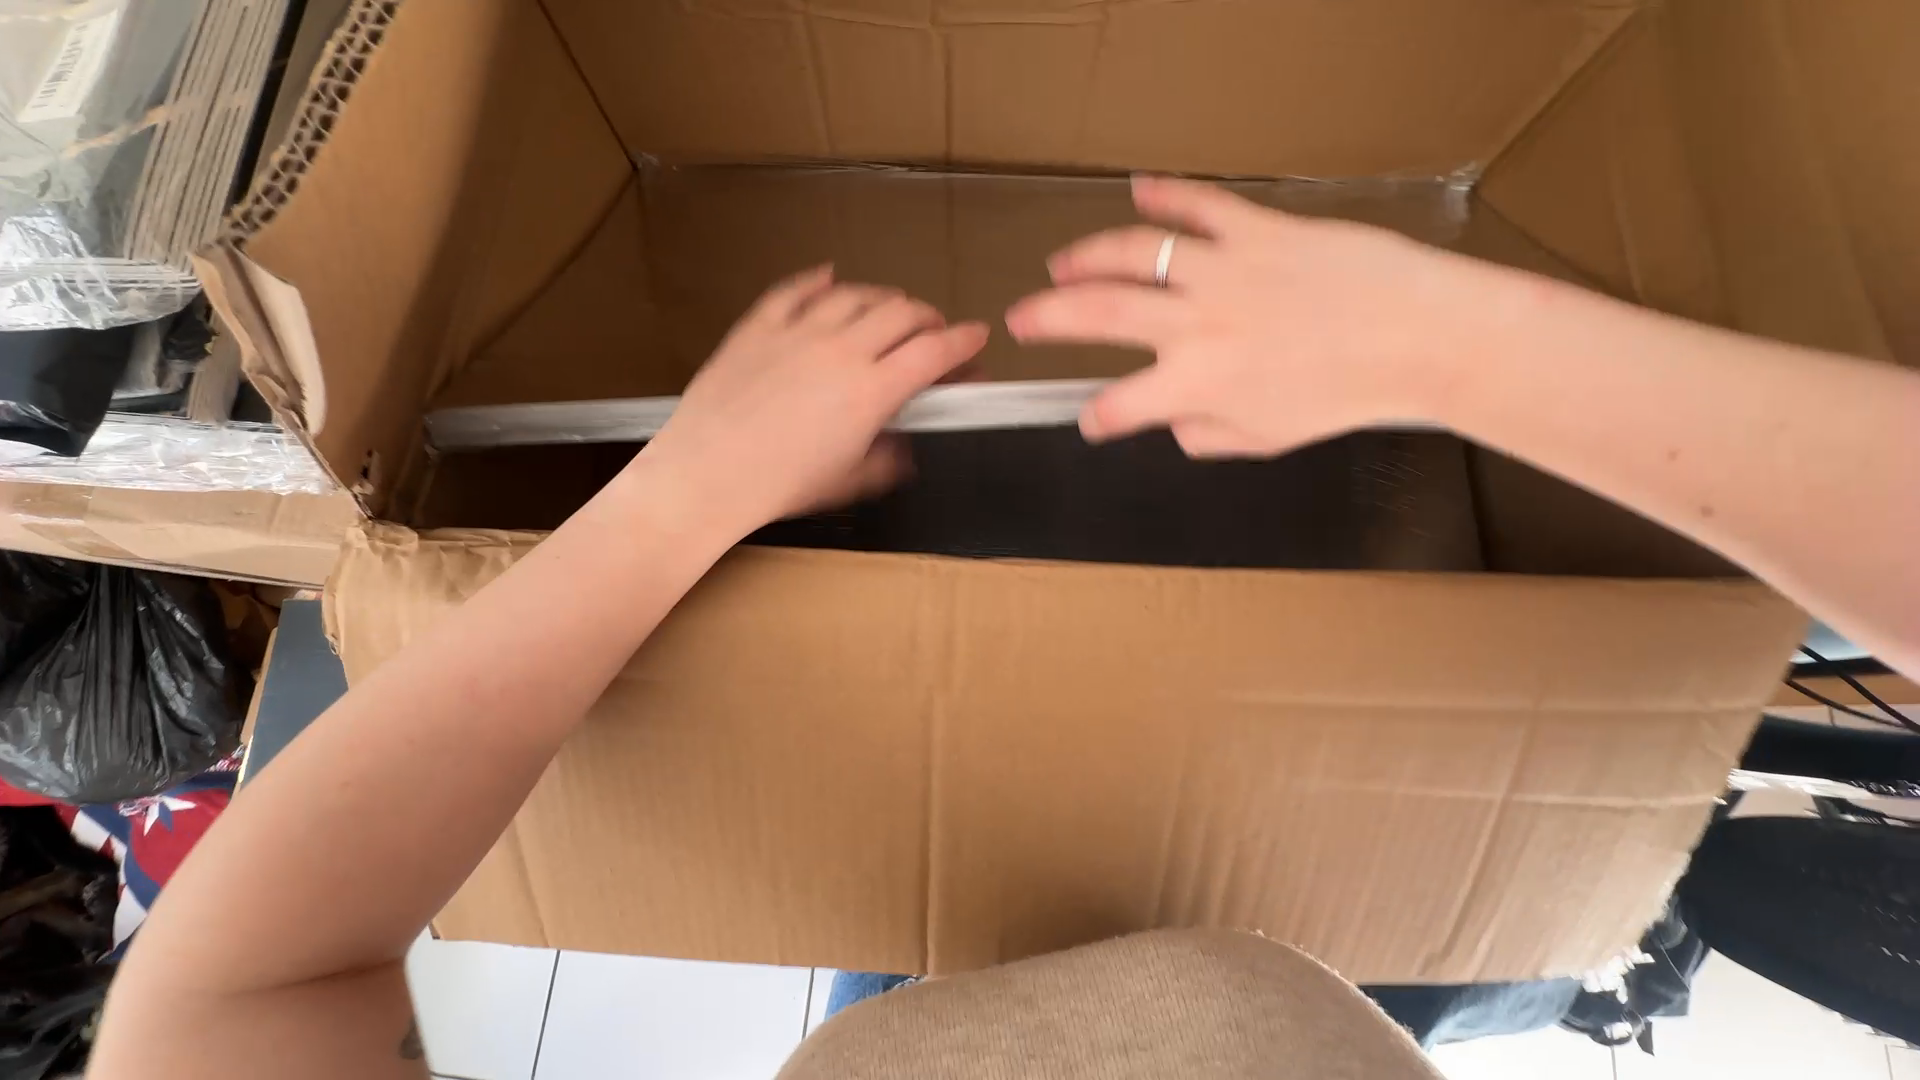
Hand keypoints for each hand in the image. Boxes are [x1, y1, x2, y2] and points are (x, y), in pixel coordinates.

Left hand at [640, 266, 988, 534]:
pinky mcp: (758, 327)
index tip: (976, 337)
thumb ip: (889, 458)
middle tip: (933, 331)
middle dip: (929, 317)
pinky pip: (796, 290)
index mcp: (871, 391)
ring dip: (883, 298)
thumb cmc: (780, 486)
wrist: (708, 475)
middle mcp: (841, 349)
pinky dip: (819, 280)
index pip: (934, 351)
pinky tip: (830, 277)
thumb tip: (904, 447)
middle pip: (902, 312)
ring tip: (890, 309)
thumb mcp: (851, 481)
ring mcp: (797, 331)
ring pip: (856, 294)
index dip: (964, 341)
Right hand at [1005, 175, 1519, 456]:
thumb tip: (1175, 422)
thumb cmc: (1345, 396)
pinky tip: (1137, 189)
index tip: (1091, 420)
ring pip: (1134, 252)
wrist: (1422, 336)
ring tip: (1060, 264)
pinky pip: (1200, 205)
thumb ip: (1205, 435)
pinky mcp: (1258, 230)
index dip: (1098, 418)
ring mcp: (1223, 269)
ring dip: (1086, 257)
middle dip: (1047, 318)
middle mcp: (1195, 322)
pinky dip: (1164, 195)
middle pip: (1099, 314)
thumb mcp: (1265, 439)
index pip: (1120, 404)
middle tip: (1018, 319)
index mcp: (1196, 381)